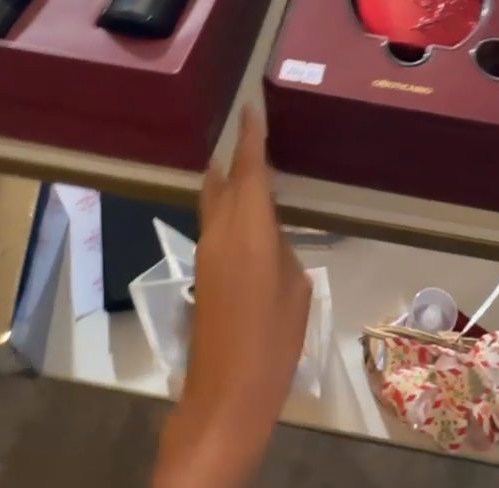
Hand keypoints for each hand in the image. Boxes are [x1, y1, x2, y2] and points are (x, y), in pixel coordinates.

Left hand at [153, 107, 310, 487]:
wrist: (228, 389)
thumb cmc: (274, 338)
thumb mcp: (296, 287)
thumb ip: (282, 250)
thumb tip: (272, 237)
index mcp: (250, 228)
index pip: (248, 169)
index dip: (250, 137)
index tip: (251, 108)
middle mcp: (221, 230)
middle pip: (222, 178)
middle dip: (234, 153)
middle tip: (250, 130)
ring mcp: (207, 250)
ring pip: (213, 199)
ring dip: (227, 178)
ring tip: (246, 162)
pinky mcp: (202, 269)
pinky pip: (215, 221)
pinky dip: (227, 204)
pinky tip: (244, 210)